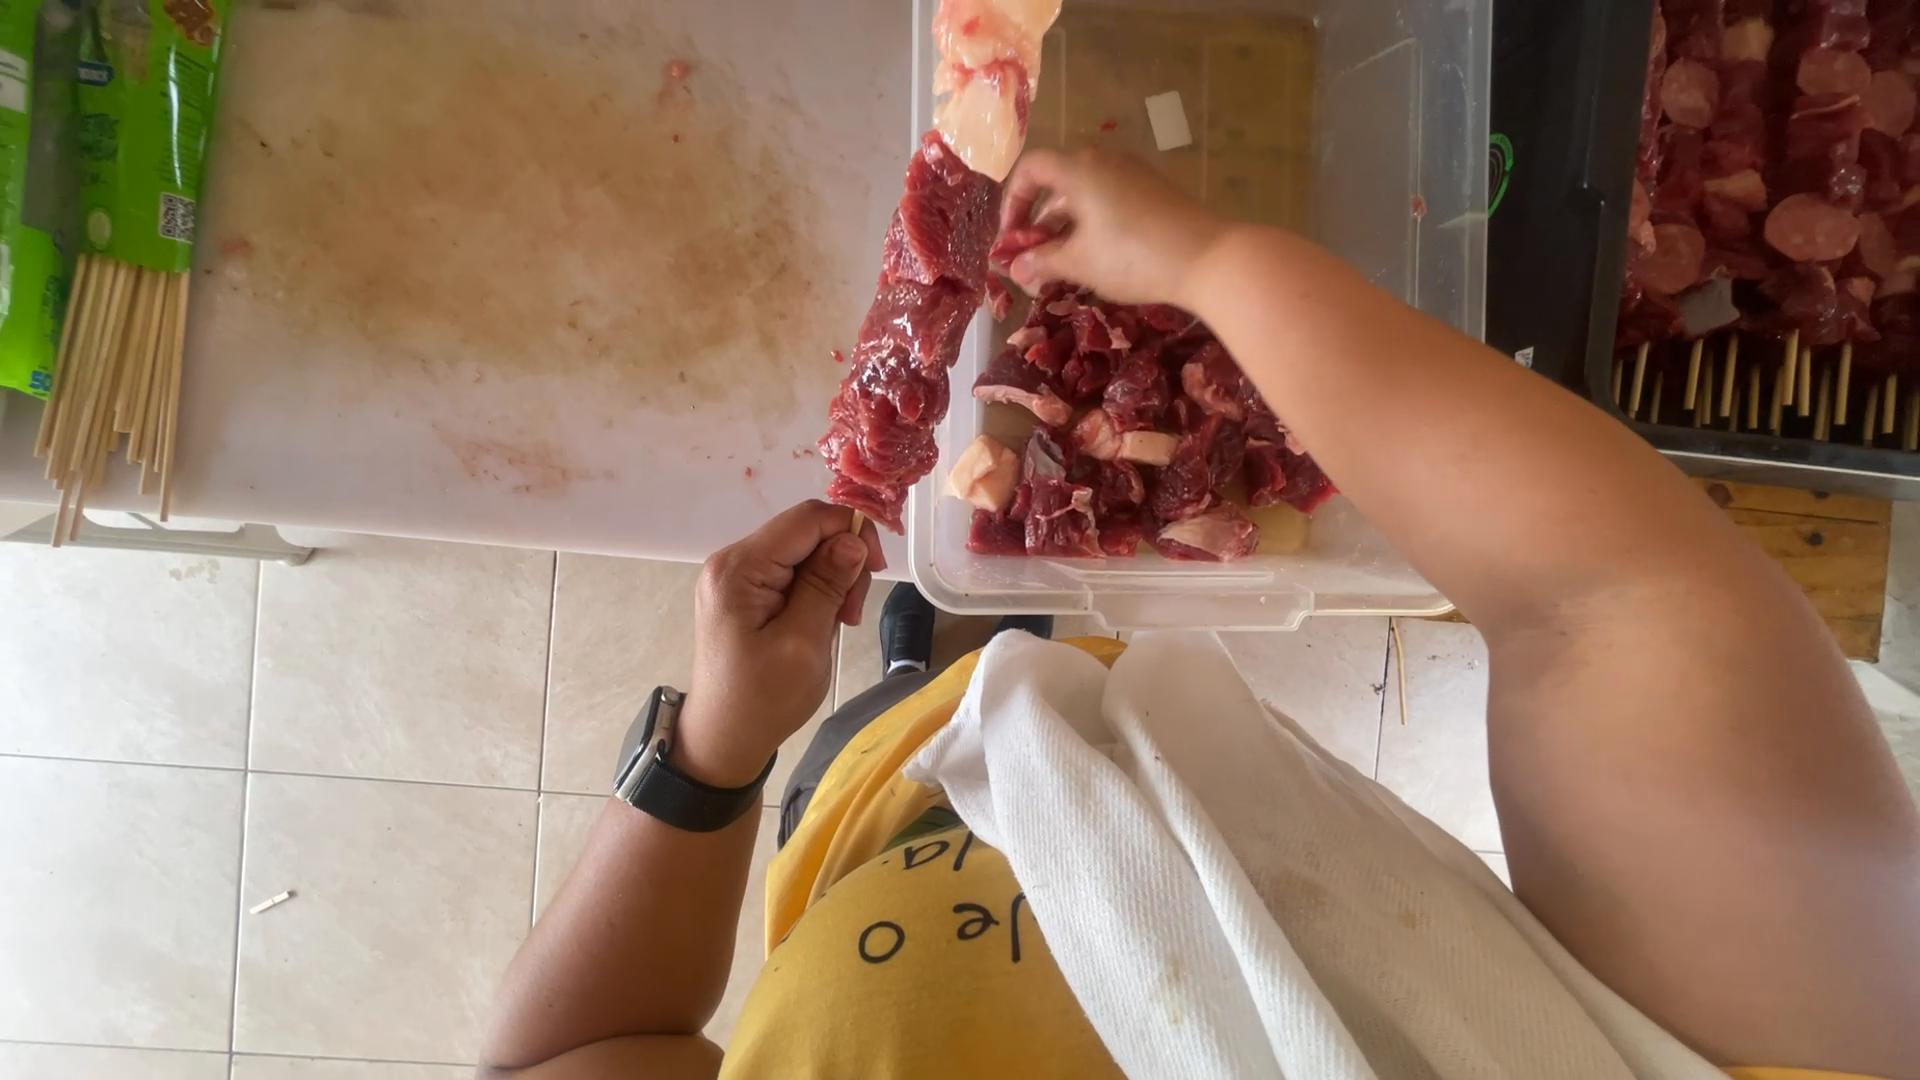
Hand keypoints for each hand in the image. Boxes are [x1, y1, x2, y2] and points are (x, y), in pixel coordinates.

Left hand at [674, 502, 884, 787]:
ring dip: (834, 579)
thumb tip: (853, 537)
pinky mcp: (747, 591)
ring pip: (806, 551)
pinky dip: (819, 590)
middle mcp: (734, 560)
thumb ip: (826, 585)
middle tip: (851, 613)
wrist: (724, 740)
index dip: (850, 530)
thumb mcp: (803, 643)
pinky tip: (822, 621)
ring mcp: (738, 575)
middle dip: (843, 562)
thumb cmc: (763, 699)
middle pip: (808, 532)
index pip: (807, 518)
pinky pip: (795, 571)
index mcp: (740, 568)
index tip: (876, 569)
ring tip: (839, 623)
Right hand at [1000, 146, 1230, 306]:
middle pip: (1056, 184)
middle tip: (1033, 263)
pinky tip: (1093, 259)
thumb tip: (1014, 269)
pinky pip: (1106, 201)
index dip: (1013, 203)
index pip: (1030, 169)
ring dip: (1063, 230)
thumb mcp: (1079, 263)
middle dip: (1038, 225)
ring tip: (1060, 269)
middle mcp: (1103, 160)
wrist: (1205, 257)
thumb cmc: (1132, 257)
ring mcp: (1130, 172)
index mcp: (1078, 169)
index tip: (1010, 241)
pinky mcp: (1150, 190)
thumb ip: (1042, 263)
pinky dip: (1089, 226)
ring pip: (1082, 196)